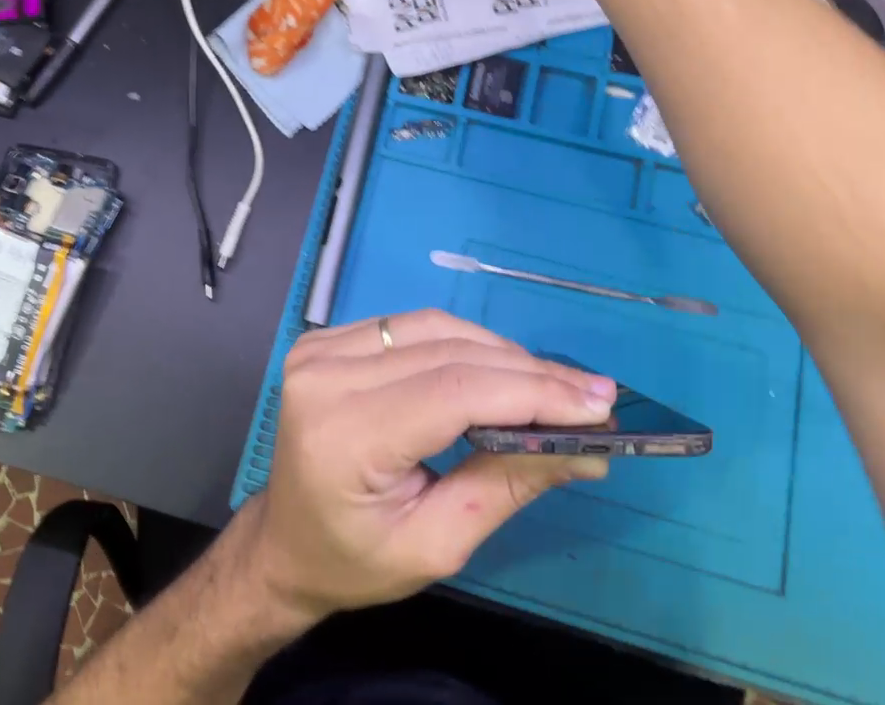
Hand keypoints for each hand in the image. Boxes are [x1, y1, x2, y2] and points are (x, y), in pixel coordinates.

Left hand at [244, 309, 614, 617]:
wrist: (284, 541)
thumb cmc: (354, 559)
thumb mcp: (436, 544)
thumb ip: (505, 486)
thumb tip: (586, 450)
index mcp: (344, 435)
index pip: (454, 392)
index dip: (533, 391)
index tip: (600, 404)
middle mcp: (325, 376)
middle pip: (448, 352)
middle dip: (530, 372)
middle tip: (594, 395)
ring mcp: (319, 350)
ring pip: (434, 327)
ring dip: (500, 353)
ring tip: (556, 385)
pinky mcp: (324, 339)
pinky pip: (411, 326)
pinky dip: (462, 343)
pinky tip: (499, 369)